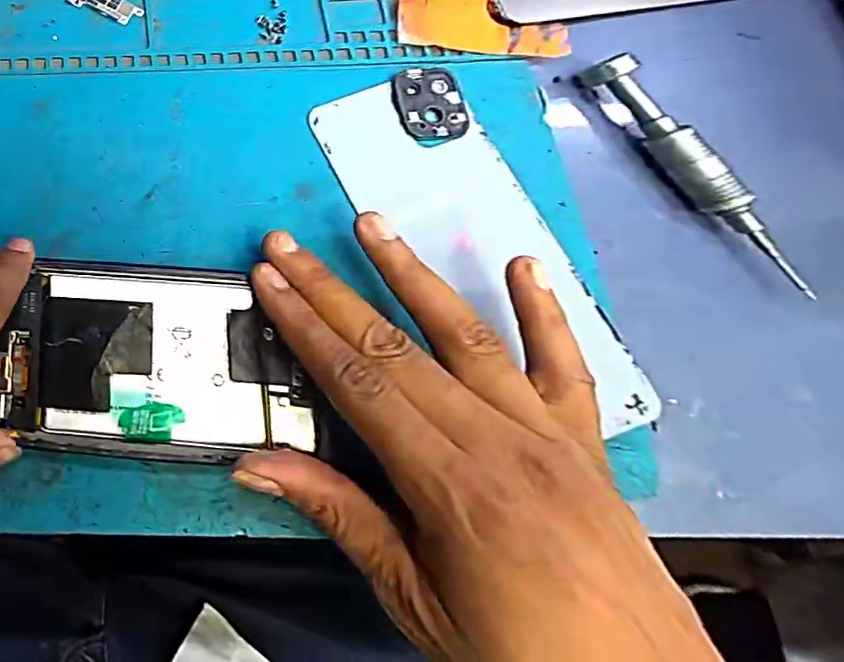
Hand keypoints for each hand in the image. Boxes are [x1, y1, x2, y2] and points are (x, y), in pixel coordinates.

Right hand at [231, 214, 717, 661]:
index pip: (355, 381)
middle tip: (286, 246)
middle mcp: (499, 444)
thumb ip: (337, 514)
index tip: (271, 282)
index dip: (305, 325)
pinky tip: (525, 264)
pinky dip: (546, 311)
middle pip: (393, 345)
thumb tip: (255, 465)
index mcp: (450, 485)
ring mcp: (550, 436)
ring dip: (411, 273)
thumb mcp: (412, 598)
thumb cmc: (518, 656)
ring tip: (372, 225)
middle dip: (329, 289)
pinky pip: (566, 366)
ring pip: (466, 334)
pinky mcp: (588, 443)